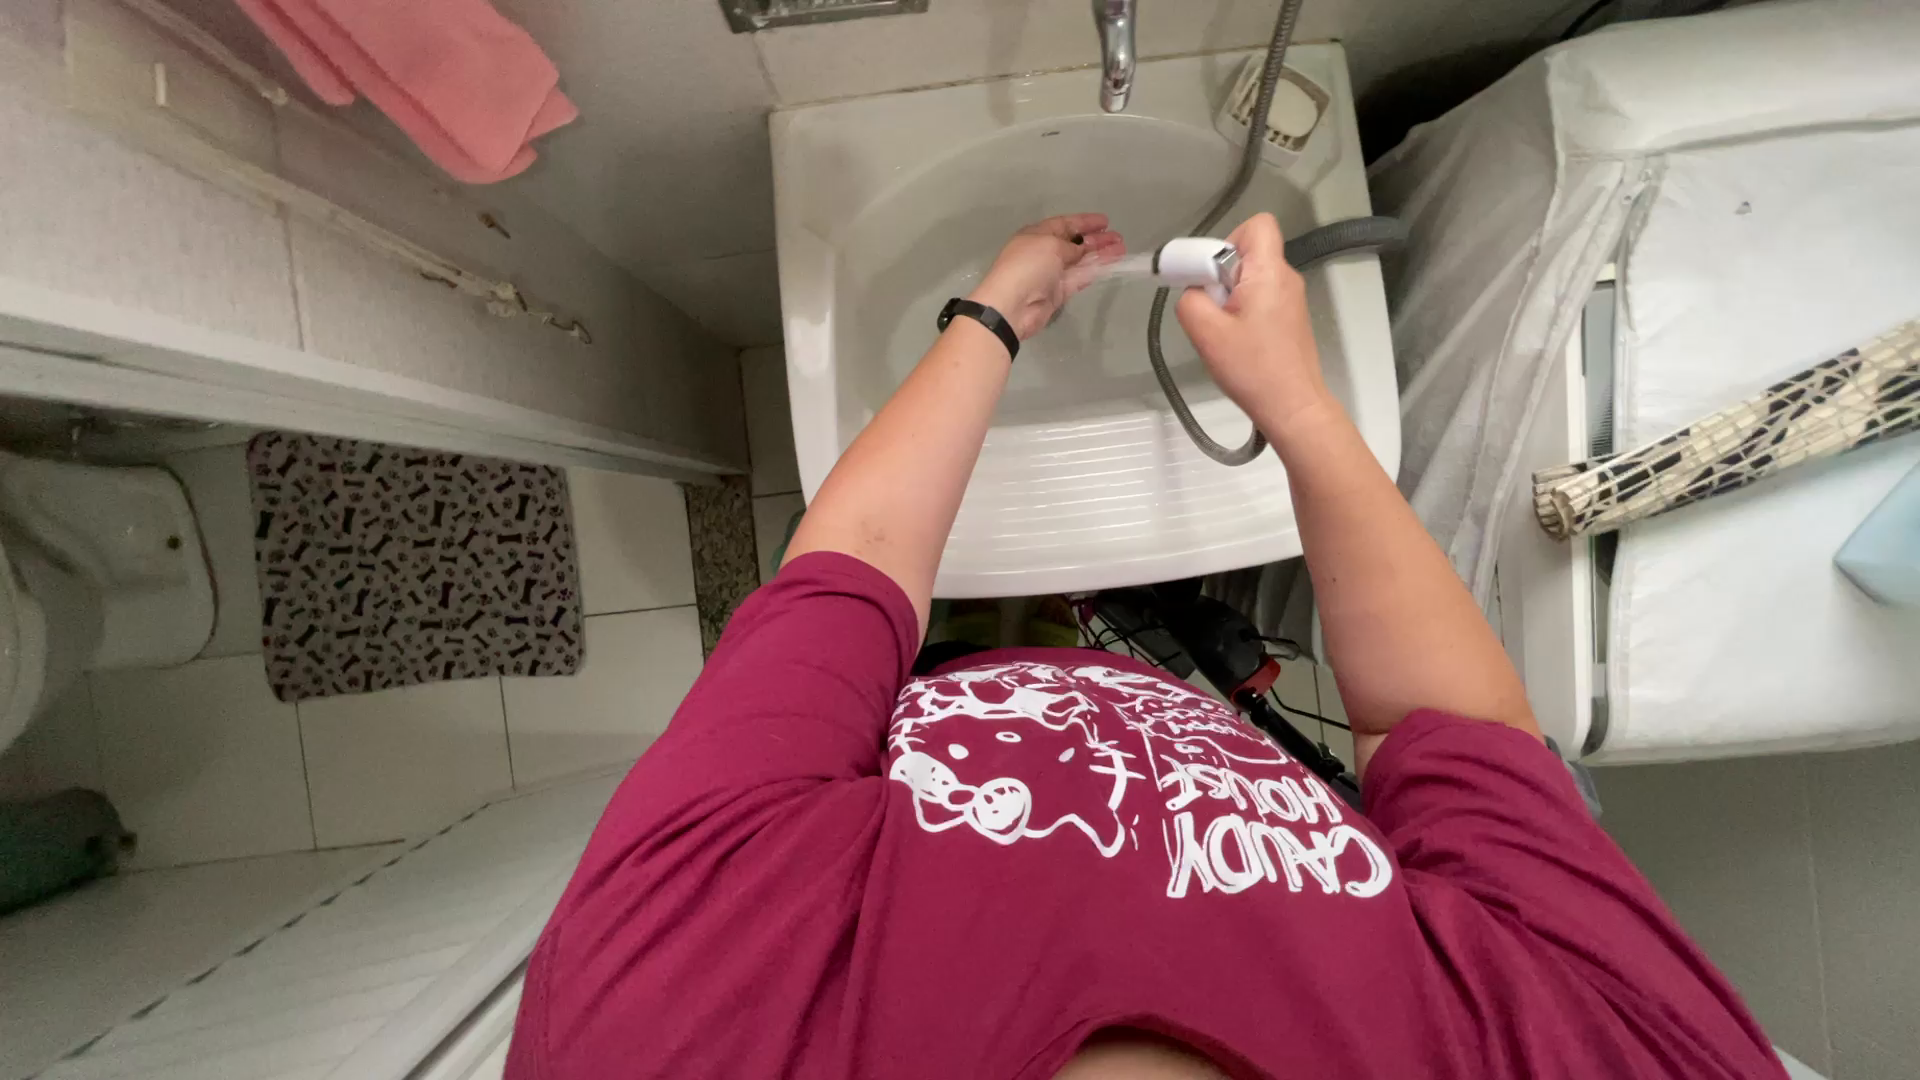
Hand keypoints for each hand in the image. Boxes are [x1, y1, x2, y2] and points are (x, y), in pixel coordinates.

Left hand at [967, 213, 1124, 339]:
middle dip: (1096, 239)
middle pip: (1075, 243)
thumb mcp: (1051, 245)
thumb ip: (1071, 246)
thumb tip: (1082, 250)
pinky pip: (1080, 277)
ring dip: (1100, 254)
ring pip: (1081, 261)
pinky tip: (1111, 264)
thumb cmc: (1028, 266)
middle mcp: (1045, 253)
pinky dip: (1095, 270)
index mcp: (1037, 235)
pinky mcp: (1059, 293)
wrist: (1013, 306)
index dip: (1085, 222)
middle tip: (1118, 238)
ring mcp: (1052, 274)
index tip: (1105, 221)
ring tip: (1121, 249)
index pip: (1065, 224)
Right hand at [1175, 213, 1328, 428]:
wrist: (1292, 406)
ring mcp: (1291, 299)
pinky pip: (1259, 300)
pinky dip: (1242, 314)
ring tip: (1224, 333)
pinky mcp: (1289, 319)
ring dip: (1230, 299)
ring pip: (1251, 279)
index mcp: (1269, 272)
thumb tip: (1193, 291)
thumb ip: (1191, 302)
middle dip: (1222, 276)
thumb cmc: (1252, 369)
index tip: (1212, 276)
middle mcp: (1286, 278)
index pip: (1256, 225)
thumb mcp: (1207, 334)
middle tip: (1212, 311)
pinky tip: (1236, 344)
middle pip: (1249, 254)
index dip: (1228, 241)